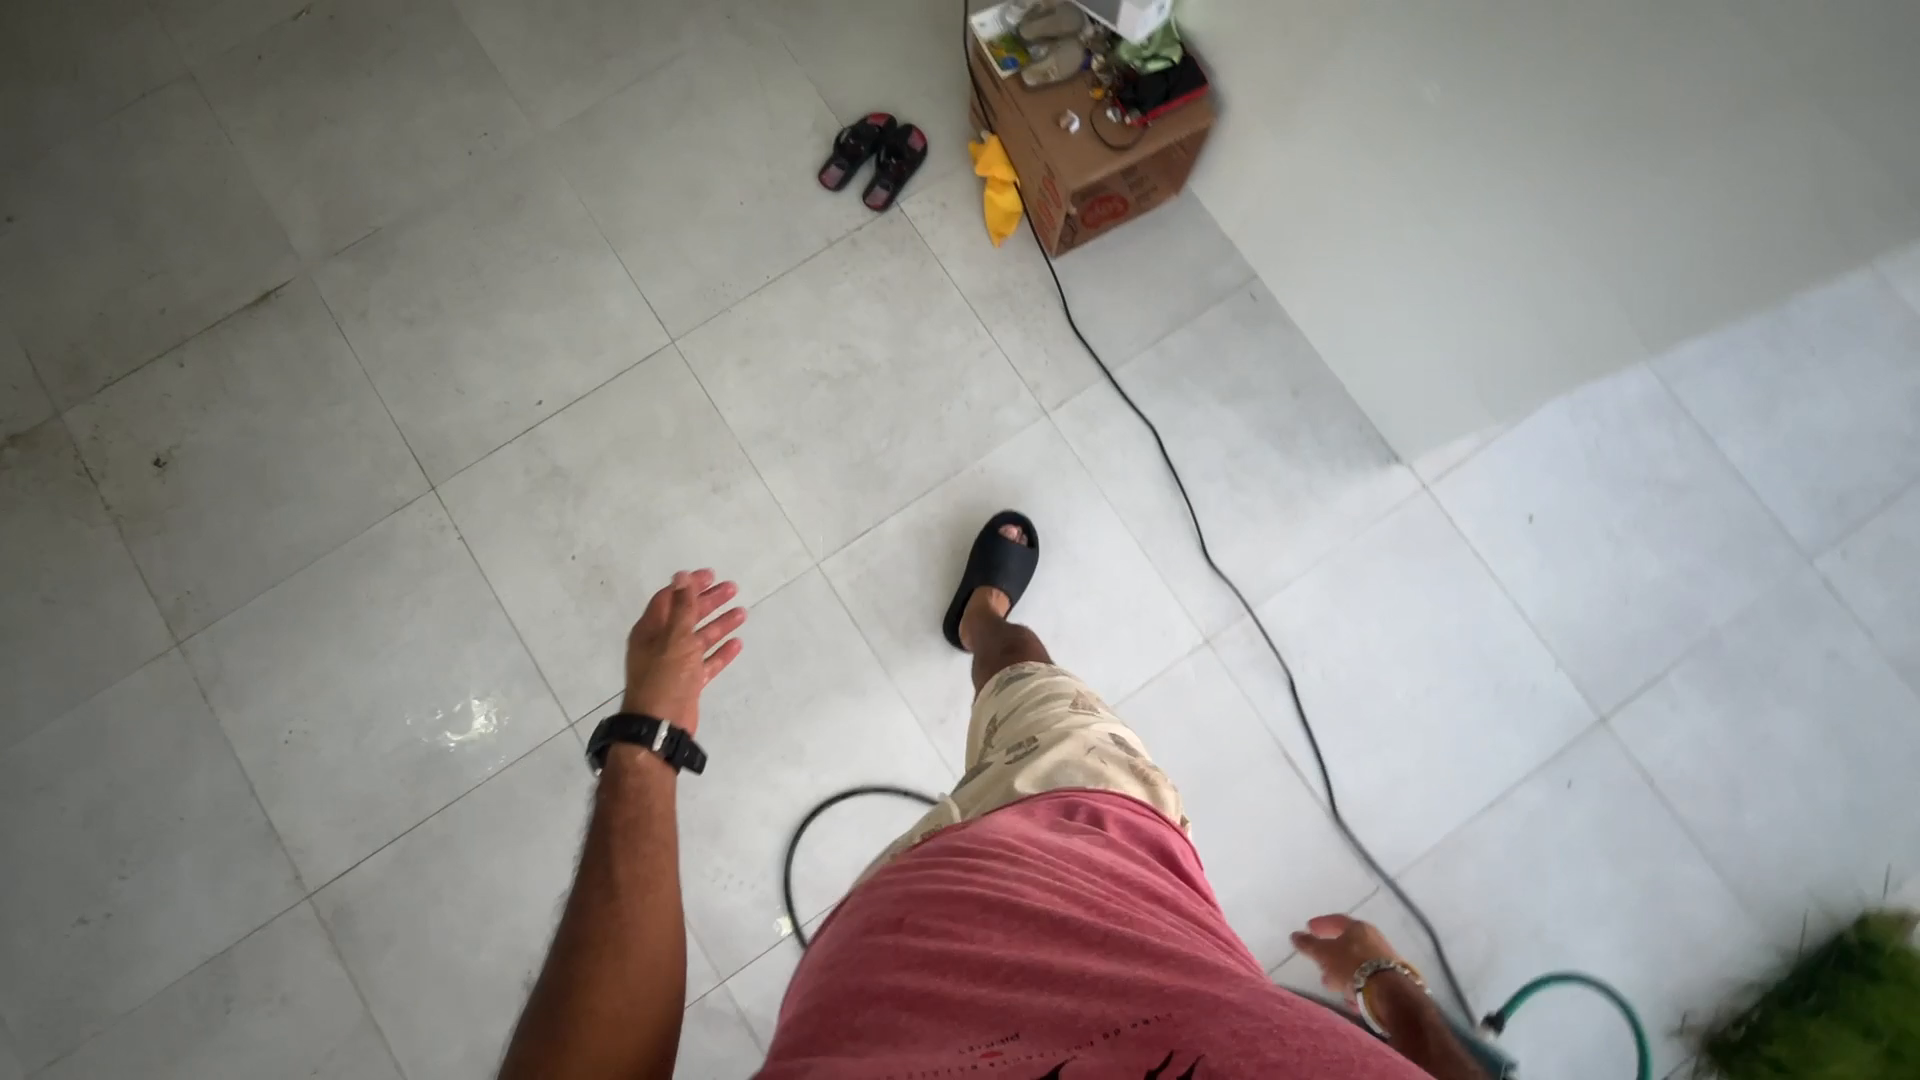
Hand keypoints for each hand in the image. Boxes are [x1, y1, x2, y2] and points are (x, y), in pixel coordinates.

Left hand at [621, 569, 745, 735]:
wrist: (660, 725)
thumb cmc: (665, 677)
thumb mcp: (675, 638)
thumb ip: (682, 607)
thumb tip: (681, 575)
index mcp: (651, 630)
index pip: (670, 598)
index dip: (690, 585)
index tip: (712, 575)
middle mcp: (661, 644)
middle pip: (687, 615)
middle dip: (709, 601)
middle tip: (732, 589)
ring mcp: (676, 664)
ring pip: (700, 638)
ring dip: (719, 624)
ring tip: (742, 613)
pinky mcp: (689, 682)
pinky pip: (707, 661)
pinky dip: (721, 652)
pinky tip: (737, 643)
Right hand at [1291, 914, 1405, 998]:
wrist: (1391, 993)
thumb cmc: (1353, 965)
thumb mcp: (1325, 953)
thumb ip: (1309, 944)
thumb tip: (1294, 935)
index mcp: (1358, 927)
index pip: (1336, 920)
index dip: (1321, 924)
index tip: (1309, 928)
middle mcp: (1374, 939)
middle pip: (1348, 943)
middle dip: (1331, 954)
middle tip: (1318, 962)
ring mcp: (1386, 959)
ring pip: (1358, 962)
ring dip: (1343, 971)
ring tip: (1332, 984)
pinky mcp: (1394, 979)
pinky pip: (1368, 977)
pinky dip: (1356, 983)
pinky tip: (1350, 997)